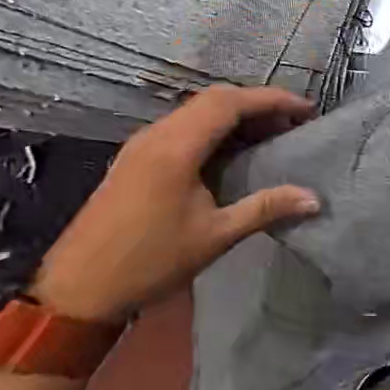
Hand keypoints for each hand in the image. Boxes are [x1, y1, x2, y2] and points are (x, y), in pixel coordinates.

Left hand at [30, 85, 321, 322]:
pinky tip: (230, 151)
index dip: (273, 100)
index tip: (306, 111)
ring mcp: (143, 143)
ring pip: (197, 110)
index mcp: (177, 146)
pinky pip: (183, 125)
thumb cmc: (149, 262)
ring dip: (235, 114)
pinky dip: (214, 127)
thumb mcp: (214, 236)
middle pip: (215, 98)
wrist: (76, 291)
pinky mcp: (136, 157)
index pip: (232, 103)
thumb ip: (264, 208)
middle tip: (291, 123)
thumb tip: (313, 199)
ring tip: (268, 135)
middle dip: (257, 104)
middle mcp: (158, 133)